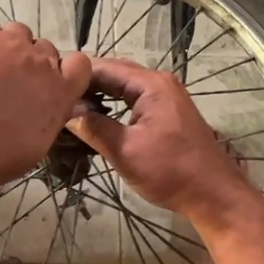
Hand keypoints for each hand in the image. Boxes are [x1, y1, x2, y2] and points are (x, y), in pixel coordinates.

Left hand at [0, 16, 92, 193]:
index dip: (65, 70)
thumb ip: (54, 118)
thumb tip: (67, 105)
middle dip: (32, 63)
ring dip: (8, 47)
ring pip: (17, 32)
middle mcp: (38, 61)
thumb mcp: (34, 148)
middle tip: (10, 84)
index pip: (80, 64)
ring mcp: (7, 43)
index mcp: (58, 92)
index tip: (50, 83)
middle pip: (45, 48)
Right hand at [66, 58, 251, 220]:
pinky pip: (133, 99)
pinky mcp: (167, 113)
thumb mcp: (126, 151)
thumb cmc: (171, 172)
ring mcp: (165, 97)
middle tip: (54, 92)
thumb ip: (94, 128)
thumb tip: (65, 111)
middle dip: (85, 82)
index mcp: (150, 85)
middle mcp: (159, 83)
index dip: (76, 73)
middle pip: (114, 74)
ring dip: (98, 93)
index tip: (48, 79)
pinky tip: (94, 116)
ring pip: (123, 87)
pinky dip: (112, 104)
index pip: (104, 68)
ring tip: (67, 103)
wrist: (215, 196)